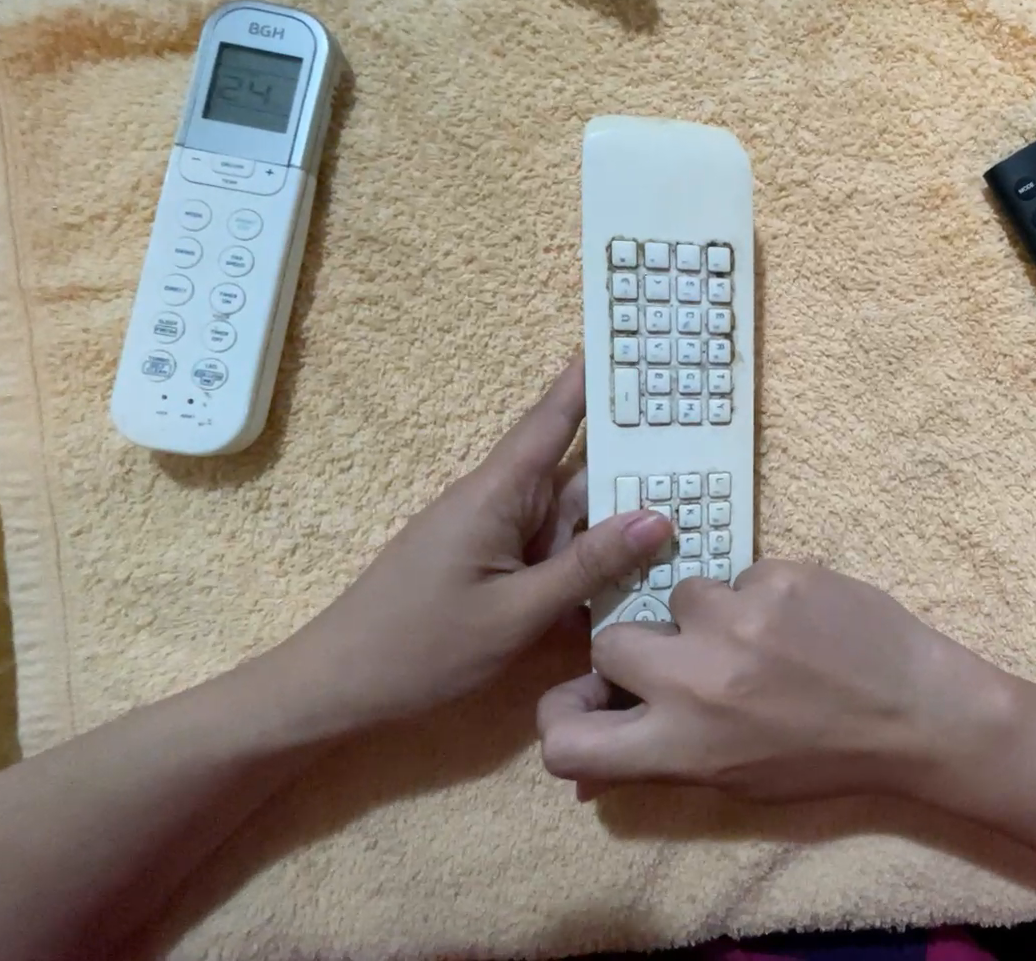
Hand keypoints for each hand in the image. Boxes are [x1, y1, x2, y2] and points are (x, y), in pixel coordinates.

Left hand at [254, 358, 673, 737]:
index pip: (551, 422)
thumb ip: (589, 565)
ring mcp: (504, 536)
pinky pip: (563, 548)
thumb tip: (659, 519)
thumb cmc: (419, 647)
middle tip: (699, 438)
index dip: (587, 380)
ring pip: (577, 513)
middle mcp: (505, 504)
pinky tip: (643, 562)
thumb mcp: (516, 612)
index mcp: (498, 495)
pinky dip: (601, 553)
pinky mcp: (503, 566)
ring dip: (625, 512)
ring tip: (693, 499)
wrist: (336, 693)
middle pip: (580, 470)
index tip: (623, 343)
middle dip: (636, 455)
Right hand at [536, 559, 1013, 801]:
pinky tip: (803, 618)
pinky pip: (745, 574)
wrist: (920, 711)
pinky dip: (763, 594)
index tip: (592, 702)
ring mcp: (737, 616)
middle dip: (644, 647)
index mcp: (680, 745)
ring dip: (710, 614)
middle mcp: (694, 676)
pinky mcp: (780, 575)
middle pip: (611, 639)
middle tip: (691, 659)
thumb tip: (592, 767)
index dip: (566, 718)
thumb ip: (664, 762)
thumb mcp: (738, 784)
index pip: (567, 740)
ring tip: (765, 637)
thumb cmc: (828, 760)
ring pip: (685, 592)